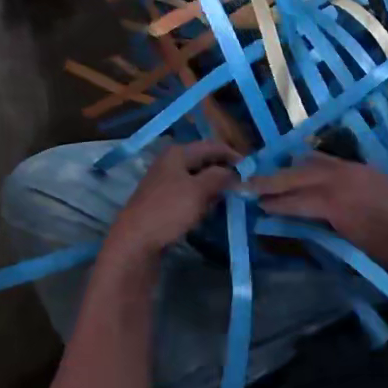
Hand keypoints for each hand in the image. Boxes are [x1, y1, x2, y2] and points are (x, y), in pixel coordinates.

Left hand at [102, 141, 239, 262]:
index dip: (234, 155)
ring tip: (233, 198)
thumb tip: (236, 173)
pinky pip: (190, 194)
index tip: (253, 170)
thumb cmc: (169, 210)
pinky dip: (203, 199)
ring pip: (198, 179)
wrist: (135, 241)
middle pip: (205, 161)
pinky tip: (212, 209)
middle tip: (245, 186)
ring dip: (215, 187)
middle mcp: (171, 163)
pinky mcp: (165, 201)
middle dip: (225, 172)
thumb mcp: (199, 190)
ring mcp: (166, 182)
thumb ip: (220, 177)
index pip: (213, 146)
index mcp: (178, 153)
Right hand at [251, 154, 387, 260]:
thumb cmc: (387, 254)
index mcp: (334, 203)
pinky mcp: (364, 169)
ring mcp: (353, 170)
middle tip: (246, 182)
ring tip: (273, 177)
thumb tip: (292, 223)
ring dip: (291, 169)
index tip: (248, 200)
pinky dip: (312, 167)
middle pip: (296, 175)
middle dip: (270, 180)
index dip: (269, 201)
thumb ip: (317, 230)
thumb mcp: (347, 246)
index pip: (292, 200)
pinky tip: (305, 174)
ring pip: (312, 161)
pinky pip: (330, 162)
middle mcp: (340, 179)